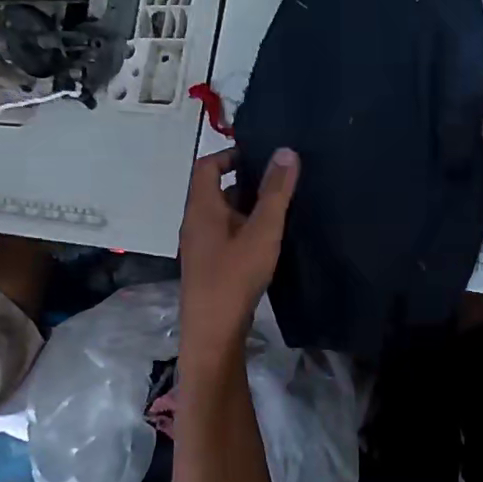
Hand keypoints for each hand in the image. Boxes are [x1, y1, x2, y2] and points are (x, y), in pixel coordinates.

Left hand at [178, 147, 299, 366]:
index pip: (206, 166)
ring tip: (282, 209)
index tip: (260, 156)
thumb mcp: (263, 230)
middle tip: (281, 181)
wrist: (214, 329)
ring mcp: (202, 246)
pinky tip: (271, 240)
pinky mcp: (211, 265)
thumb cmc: (235, 275)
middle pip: (216, 190)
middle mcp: (196, 223)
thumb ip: (276, 192)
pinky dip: (247, 228)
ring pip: (224, 215)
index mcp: (202, 208)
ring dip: (249, 207)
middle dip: (247, 182)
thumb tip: (286, 152)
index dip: (230, 154)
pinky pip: (228, 235)